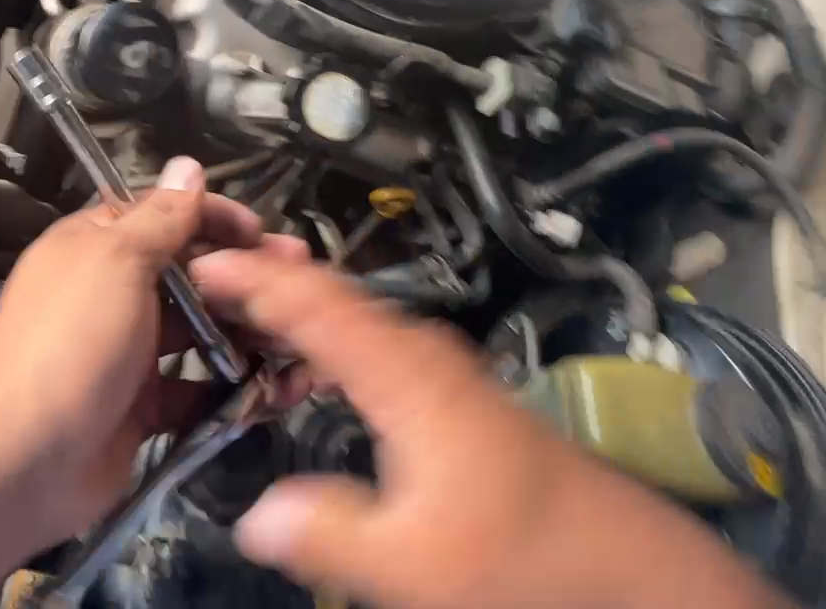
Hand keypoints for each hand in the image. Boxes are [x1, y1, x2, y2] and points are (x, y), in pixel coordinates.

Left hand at [0, 156, 306, 547]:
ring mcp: (129, 351)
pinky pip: (197, 388)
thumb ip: (161, 218)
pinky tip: (277, 389)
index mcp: (97, 246)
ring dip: (248, 332)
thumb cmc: (71, 342)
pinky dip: (234, 388)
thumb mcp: (116, 262)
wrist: (21, 460)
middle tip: (299, 277)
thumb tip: (188, 166)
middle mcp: (113, 293)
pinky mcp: (143, 405)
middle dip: (244, 274)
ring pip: (200, 331)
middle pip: (190, 273)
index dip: (212, 216)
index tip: (259, 230)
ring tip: (299, 337)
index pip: (164, 215)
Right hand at [189, 251, 790, 608]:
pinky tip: (303, 361)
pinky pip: (364, 337)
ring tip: (238, 309)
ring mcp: (433, 364)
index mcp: (404, 373)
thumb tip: (255, 519)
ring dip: (292, 304)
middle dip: (265, 278)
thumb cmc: (527, 552)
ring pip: (348, 312)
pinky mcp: (443, 385)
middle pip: (329, 293)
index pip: (315, 302)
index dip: (255, 277)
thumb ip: (330, 532)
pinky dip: (321, 333)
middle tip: (205, 280)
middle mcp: (417, 351)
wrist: (621, 560)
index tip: (204, 262)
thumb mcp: (418, 562)